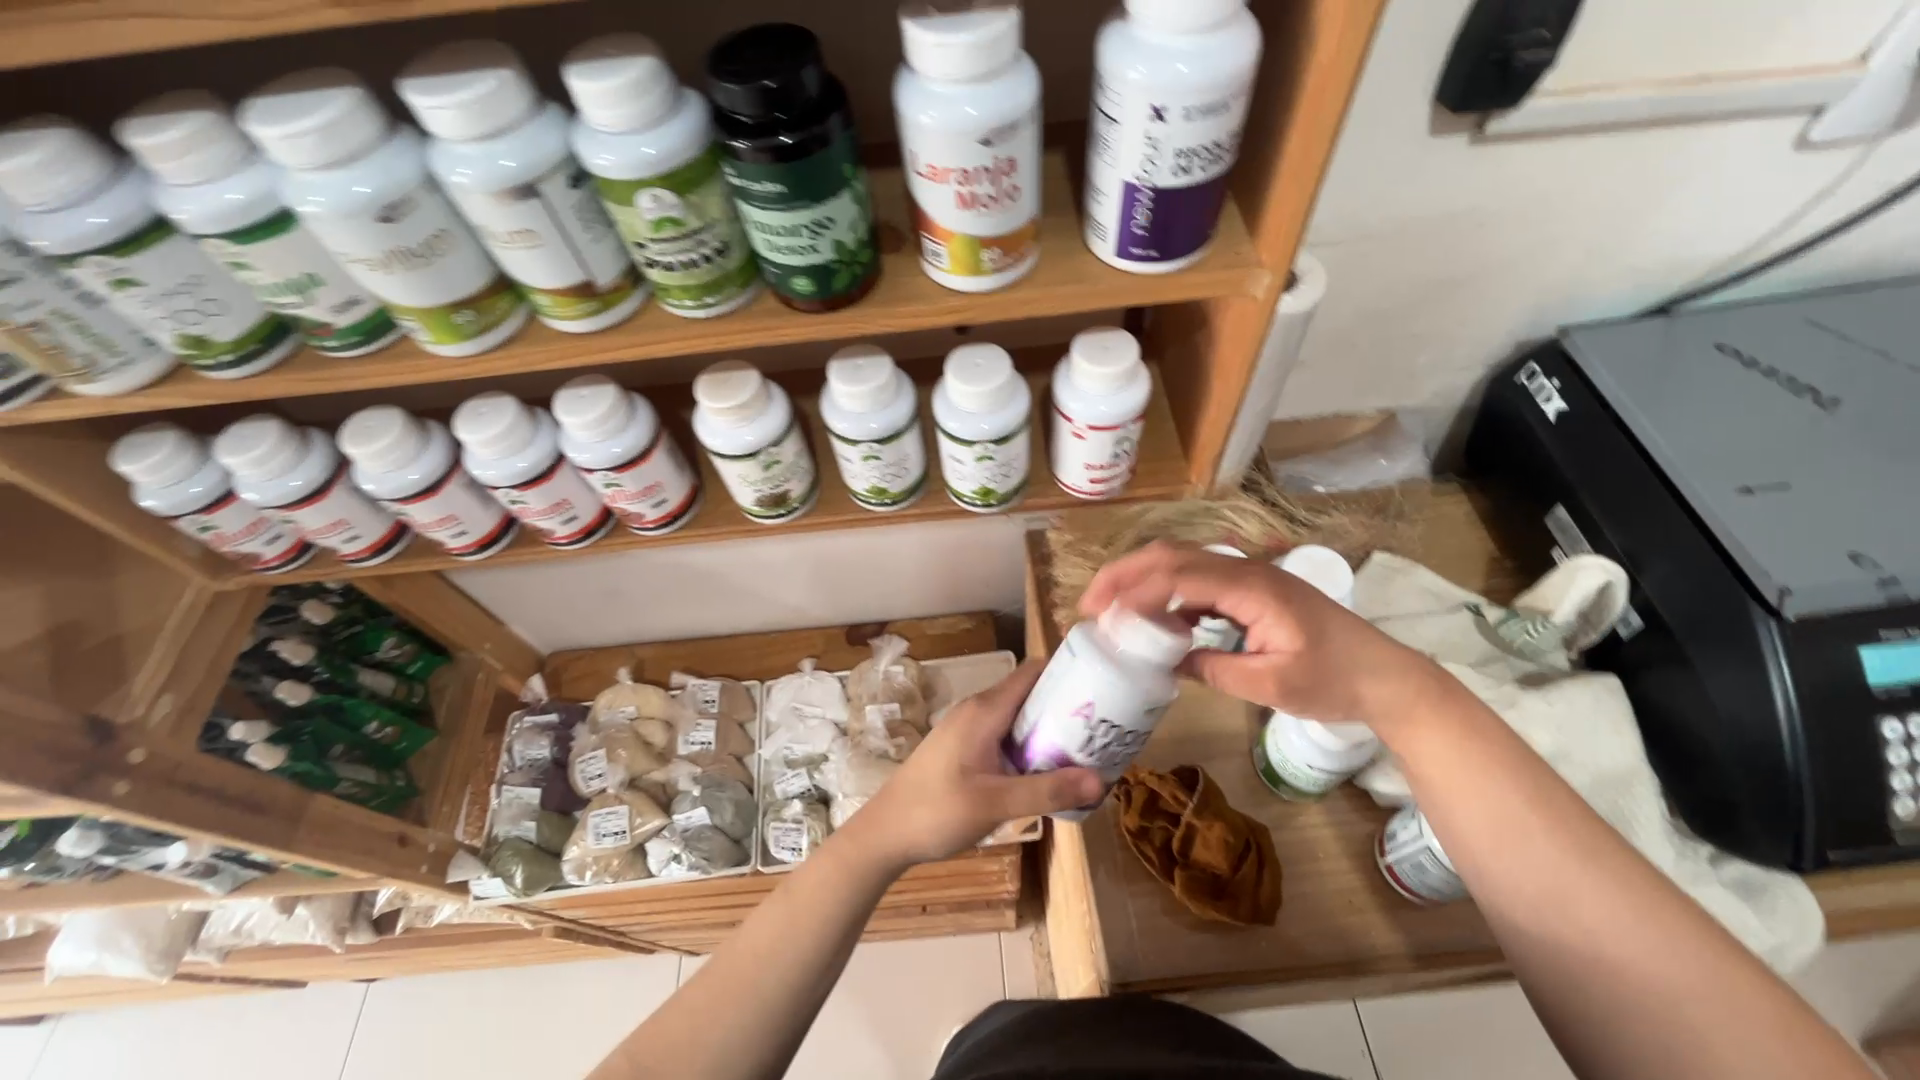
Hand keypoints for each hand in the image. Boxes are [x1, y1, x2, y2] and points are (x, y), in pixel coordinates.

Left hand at [845, 661, 1103, 868]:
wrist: (884, 834)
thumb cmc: (936, 812)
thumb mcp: (996, 804)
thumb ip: (1047, 791)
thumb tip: (1101, 781)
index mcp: (984, 710)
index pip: (1034, 672)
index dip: (1068, 673)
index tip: (1104, 688)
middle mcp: (977, 711)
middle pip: (1031, 695)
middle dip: (1067, 708)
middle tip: (1105, 730)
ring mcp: (968, 730)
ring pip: (1019, 719)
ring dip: (1050, 732)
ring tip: (1087, 753)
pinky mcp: (964, 750)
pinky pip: (1006, 737)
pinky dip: (1030, 747)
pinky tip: (1048, 773)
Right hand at [1080, 542, 1437, 727]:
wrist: (1385, 675)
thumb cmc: (1334, 680)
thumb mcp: (1272, 686)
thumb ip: (1216, 670)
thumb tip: (1168, 663)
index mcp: (1253, 588)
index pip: (1179, 577)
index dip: (1134, 591)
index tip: (1100, 613)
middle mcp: (1247, 571)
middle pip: (1173, 556)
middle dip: (1126, 573)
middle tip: (1089, 602)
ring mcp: (1250, 578)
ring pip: (1183, 564)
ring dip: (1143, 581)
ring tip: (1109, 608)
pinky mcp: (1252, 592)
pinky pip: (1199, 582)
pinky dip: (1168, 595)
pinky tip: (1157, 623)